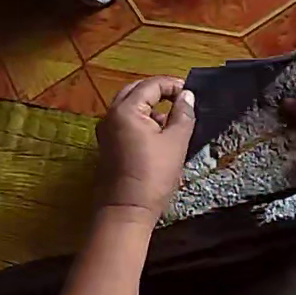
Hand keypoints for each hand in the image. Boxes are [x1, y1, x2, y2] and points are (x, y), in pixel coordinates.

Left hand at [95, 76, 195, 221]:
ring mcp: (105, 130)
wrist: (126, 209)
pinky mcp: (107, 144)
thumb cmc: (153, 175)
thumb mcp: (176, 142)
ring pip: (128, 106)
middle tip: (180, 99)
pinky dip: (140, 119)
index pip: (150, 85)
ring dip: (149, 105)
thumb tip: (186, 96)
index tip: (190, 93)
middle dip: (158, 91)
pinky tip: (157, 133)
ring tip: (172, 118)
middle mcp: (110, 115)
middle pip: (135, 91)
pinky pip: (123, 121)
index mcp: (125, 110)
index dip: (172, 85)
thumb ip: (183, 114)